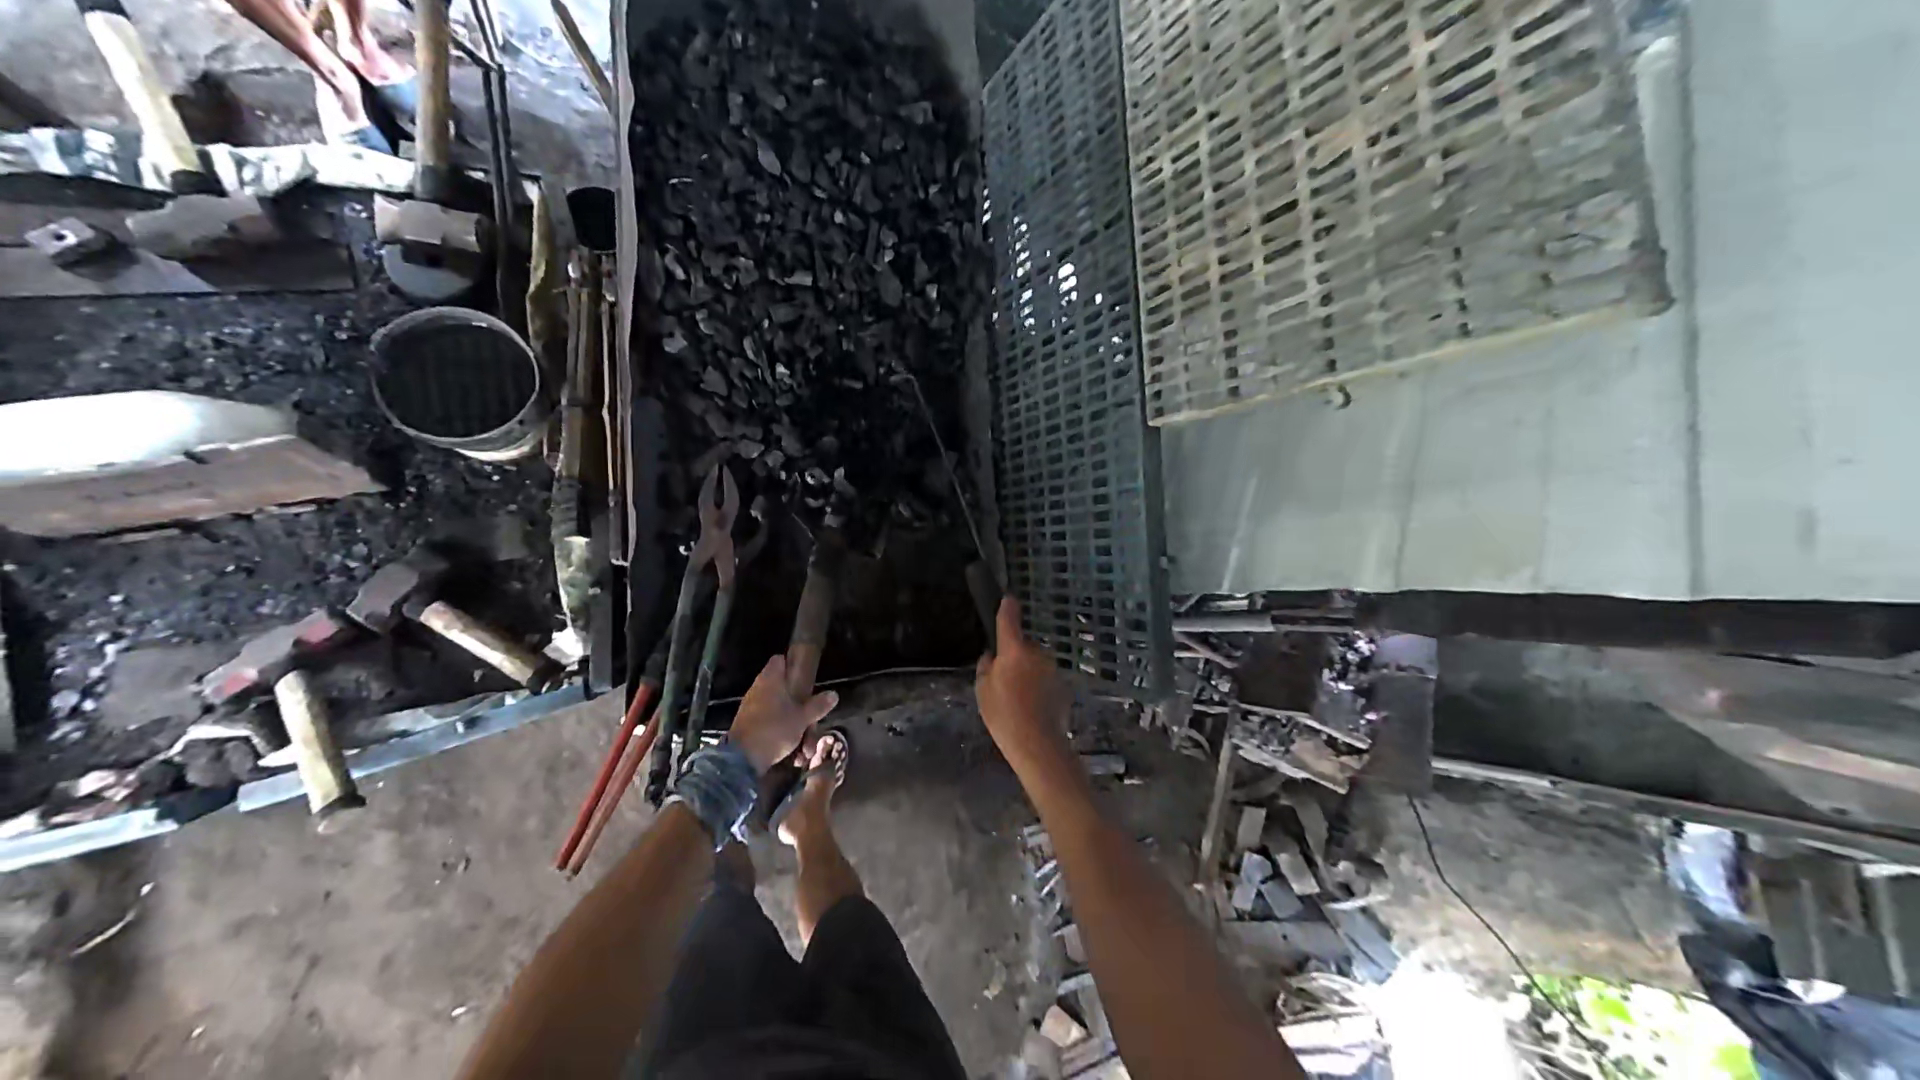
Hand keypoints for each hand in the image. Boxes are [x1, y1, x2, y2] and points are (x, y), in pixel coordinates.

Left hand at [727, 655, 838, 773]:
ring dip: (796, 727)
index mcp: (770, 680)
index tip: (807, 679)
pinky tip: (794, 755)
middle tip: (813, 725)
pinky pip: (771, 724)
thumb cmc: (774, 730)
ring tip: (806, 749)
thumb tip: (833, 694)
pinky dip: (783, 735)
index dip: (793, 666)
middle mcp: (759, 689)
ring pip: (781, 711)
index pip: (780, 660)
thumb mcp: (802, 718)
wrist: (742, 760)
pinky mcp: (749, 725)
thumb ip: (818, 705)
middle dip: (802, 708)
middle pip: (785, 690)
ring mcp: (752, 707)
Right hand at [974, 598, 1072, 776]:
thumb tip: (992, 657)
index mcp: (1014, 650)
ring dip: (1028, 673)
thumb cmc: (1004, 716)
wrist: (1038, 744)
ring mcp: (1053, 669)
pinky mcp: (1063, 686)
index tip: (1008, 598)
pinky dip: (1039, 687)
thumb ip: (986, 667)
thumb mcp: (982, 690)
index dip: (1007, 607)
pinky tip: (1033, 708)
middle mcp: (1037, 653)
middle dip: (1014, 656)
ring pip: (1035, 663)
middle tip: (1003, 681)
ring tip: (1018, 700)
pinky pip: (1045, 680)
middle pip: (1022, 646)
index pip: (1009, 620)